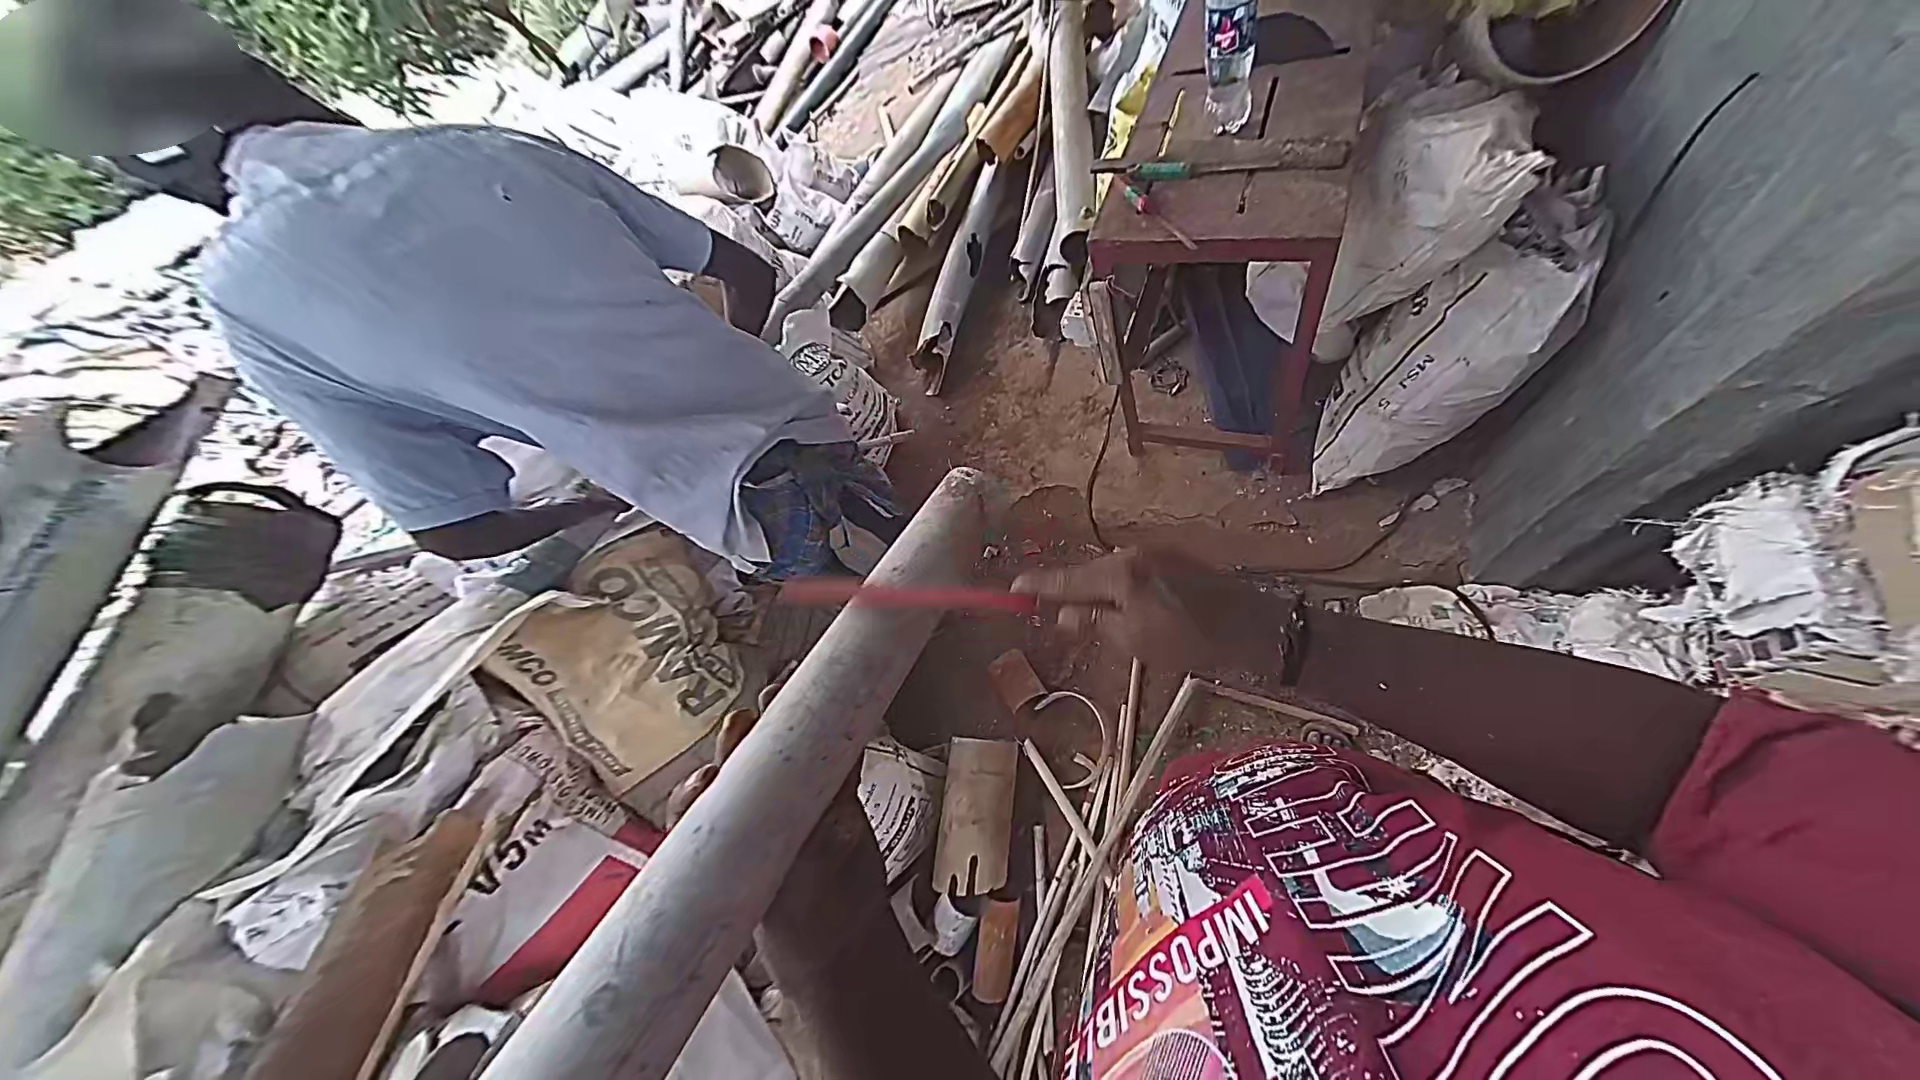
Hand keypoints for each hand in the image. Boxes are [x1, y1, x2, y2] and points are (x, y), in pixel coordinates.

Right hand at [1011, 548, 1299, 675]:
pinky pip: (1130, 572)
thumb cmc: (1189, 640)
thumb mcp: (1134, 641)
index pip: (1066, 580)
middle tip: (1051, 612)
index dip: (1038, 586)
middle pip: (1087, 573)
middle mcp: (1131, 554)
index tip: (1012, 588)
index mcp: (1118, 573)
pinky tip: (1126, 607)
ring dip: (1097, 592)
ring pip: (1109, 573)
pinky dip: (1120, 588)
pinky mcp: (1171, 557)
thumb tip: (1062, 614)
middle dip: (1069, 592)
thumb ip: (1093, 622)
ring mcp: (1153, 552)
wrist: (1253, 626)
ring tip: (1096, 619)